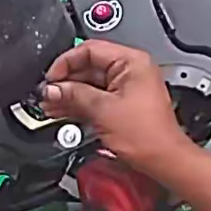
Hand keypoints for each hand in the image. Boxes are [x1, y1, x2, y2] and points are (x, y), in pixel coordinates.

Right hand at [39, 40, 196, 177]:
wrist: (163, 160)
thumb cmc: (148, 136)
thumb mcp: (103, 110)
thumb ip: (74, 95)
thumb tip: (53, 89)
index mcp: (131, 62)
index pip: (90, 49)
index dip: (66, 62)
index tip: (51, 78)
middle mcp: (130, 71)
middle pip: (88, 67)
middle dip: (65, 82)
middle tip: (47, 94)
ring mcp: (126, 88)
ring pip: (89, 84)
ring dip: (68, 95)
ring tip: (49, 104)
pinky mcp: (121, 104)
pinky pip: (95, 98)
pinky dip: (78, 104)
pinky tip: (61, 111)